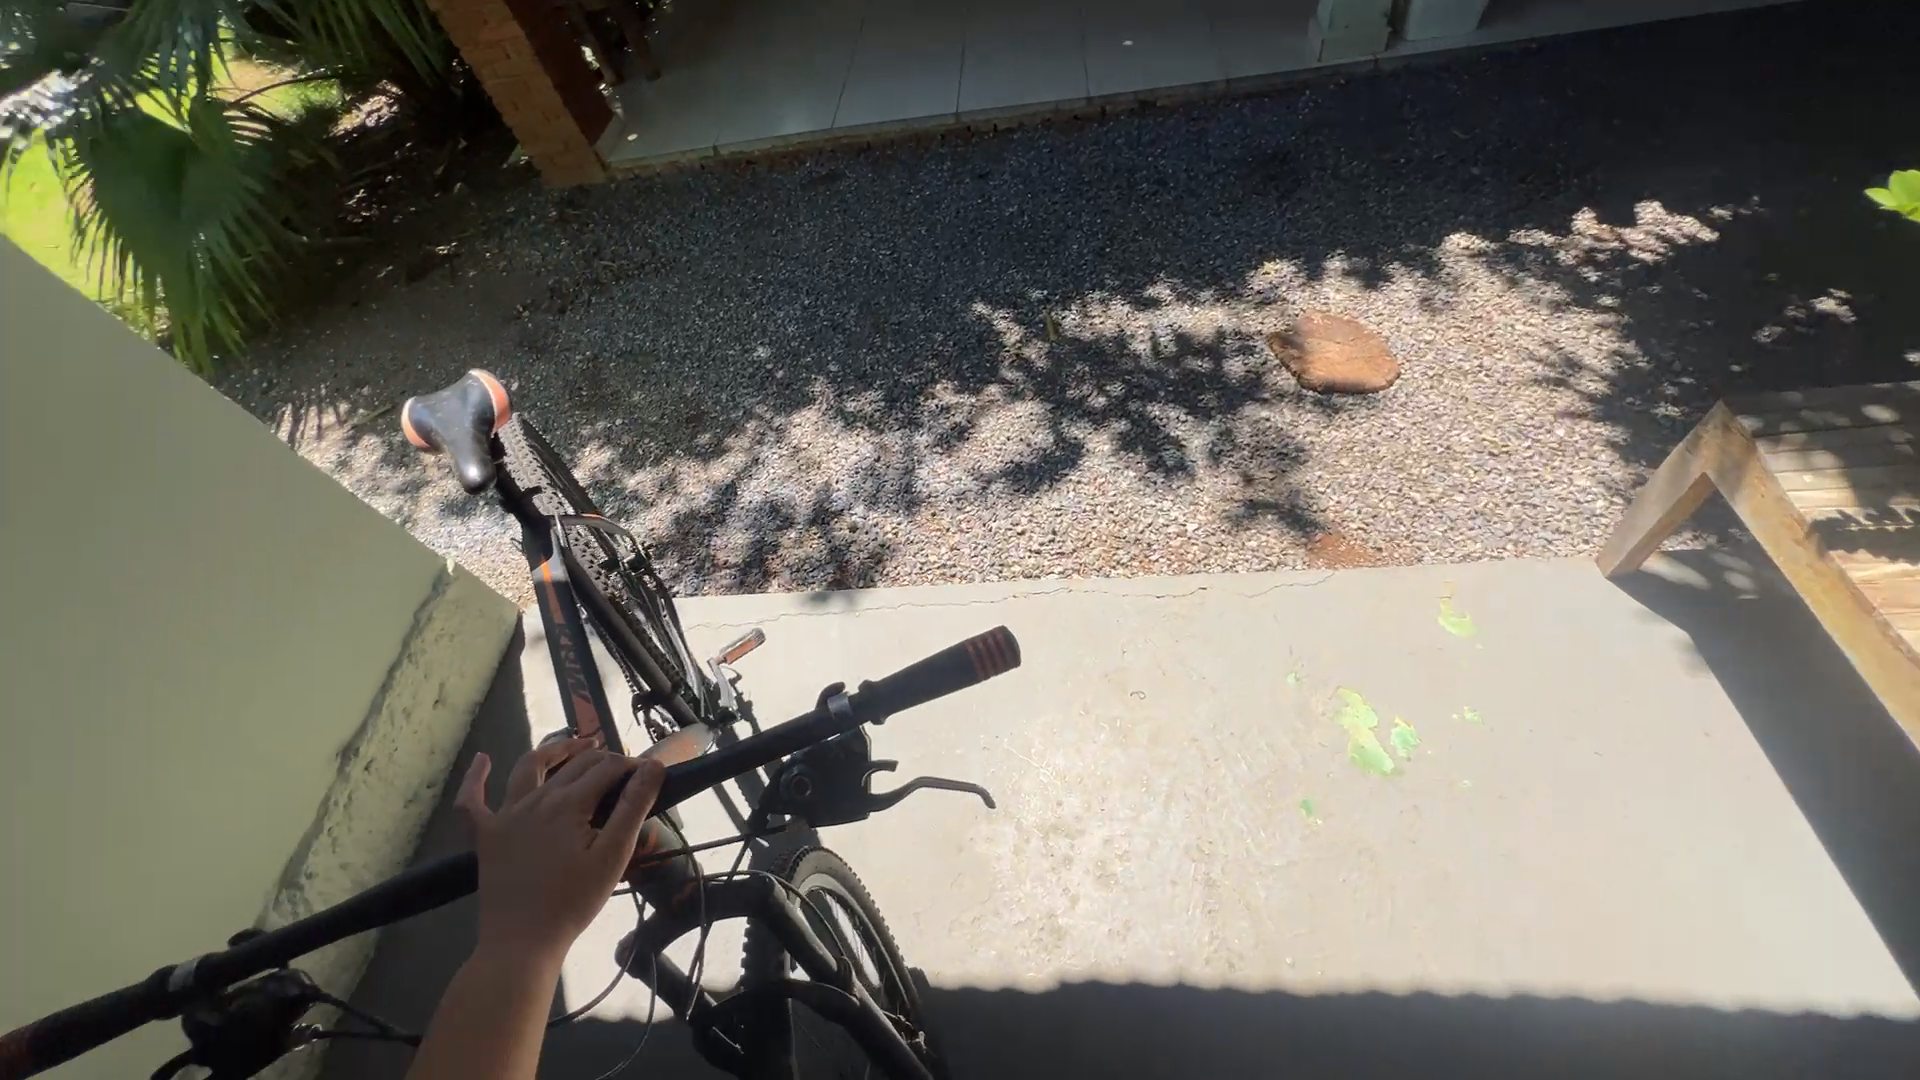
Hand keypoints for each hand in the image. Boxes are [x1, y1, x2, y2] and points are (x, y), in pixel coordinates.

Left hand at [455, 738, 664, 964]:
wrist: (521, 944)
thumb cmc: (574, 901)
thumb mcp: (614, 854)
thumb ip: (634, 806)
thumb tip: (653, 765)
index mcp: (567, 804)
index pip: (607, 768)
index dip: (631, 766)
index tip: (650, 775)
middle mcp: (535, 800)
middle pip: (575, 765)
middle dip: (605, 759)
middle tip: (627, 769)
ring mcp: (505, 817)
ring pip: (529, 768)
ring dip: (556, 750)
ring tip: (579, 744)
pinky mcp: (486, 837)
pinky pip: (472, 802)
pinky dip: (475, 778)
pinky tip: (482, 759)